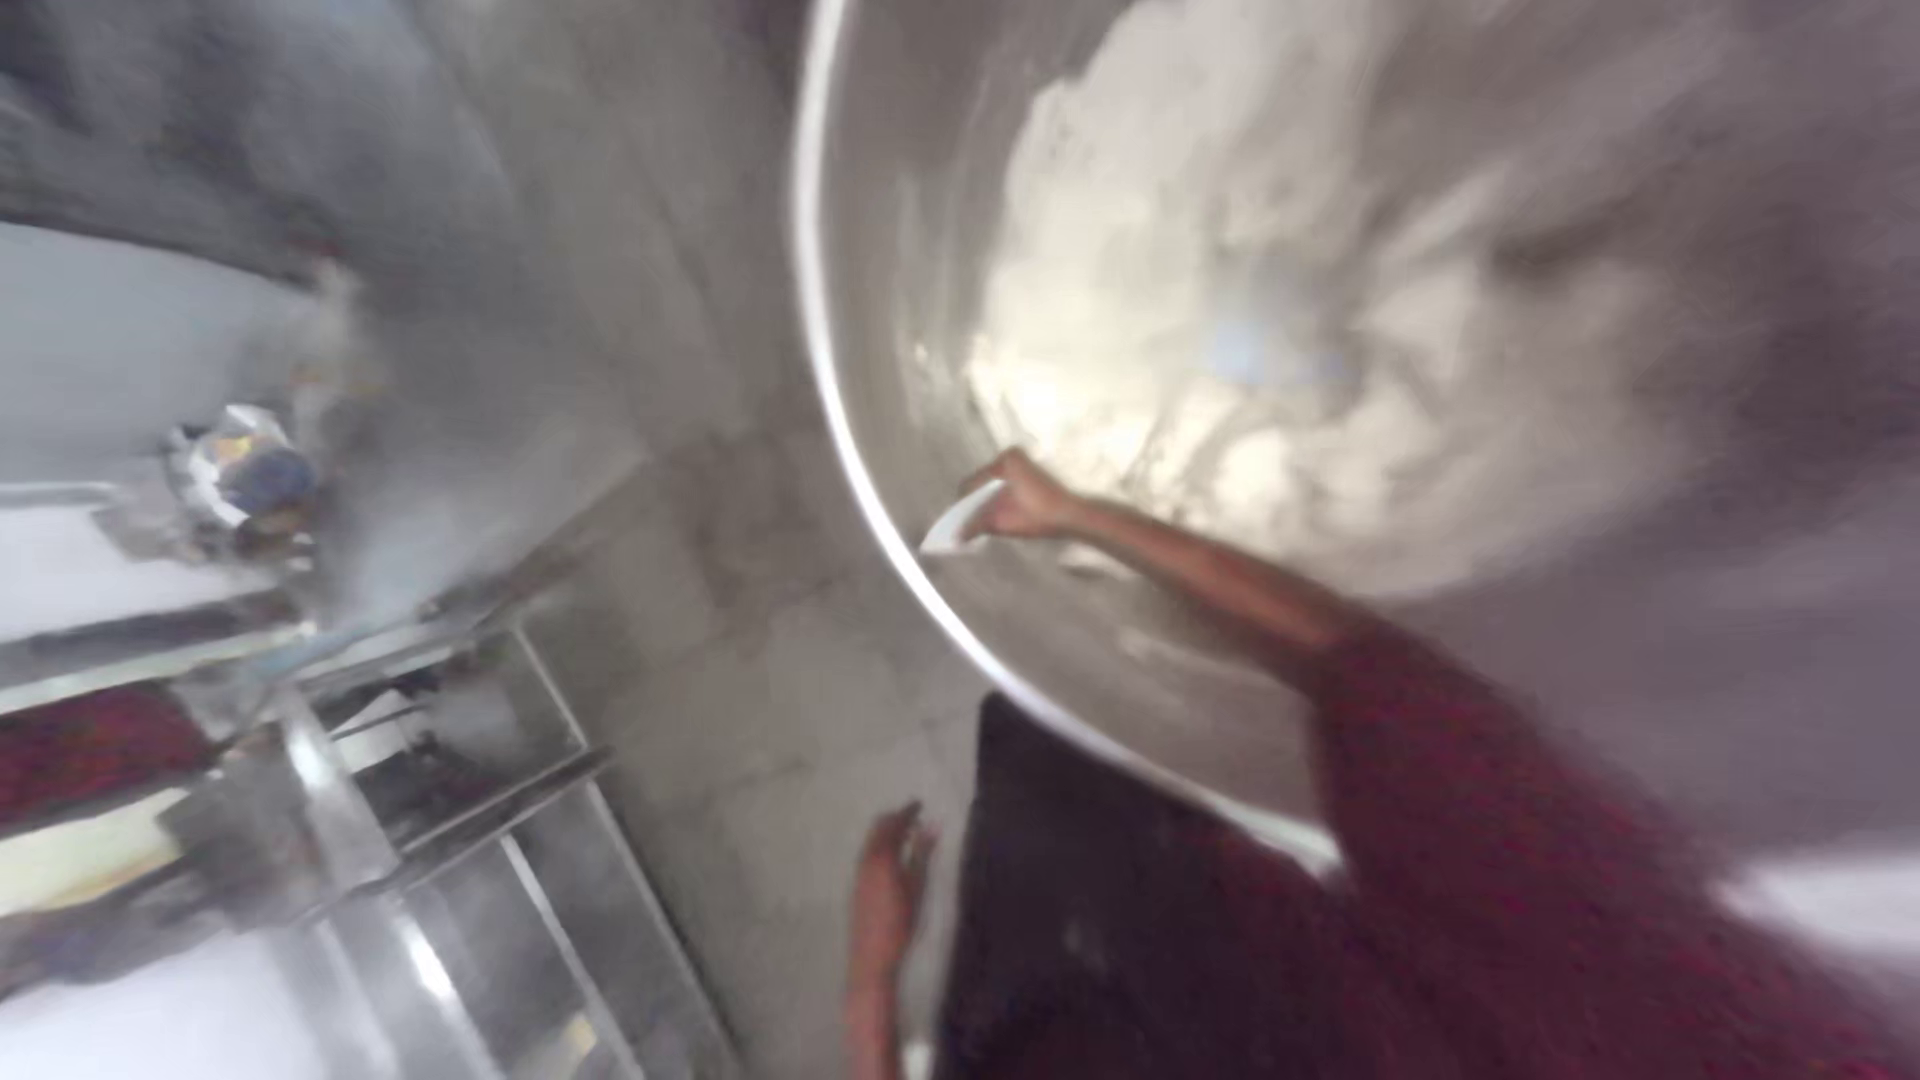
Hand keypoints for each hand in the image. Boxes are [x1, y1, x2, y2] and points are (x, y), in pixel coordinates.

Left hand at [848, 802, 937, 991]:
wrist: (872, 957)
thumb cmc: (900, 922)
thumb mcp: (917, 886)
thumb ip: (923, 853)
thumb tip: (933, 826)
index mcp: (881, 856)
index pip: (894, 823)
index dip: (907, 811)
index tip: (920, 803)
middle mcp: (866, 858)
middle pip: (879, 827)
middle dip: (896, 817)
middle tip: (914, 816)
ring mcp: (859, 871)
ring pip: (872, 838)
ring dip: (887, 830)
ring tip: (907, 833)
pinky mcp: (857, 883)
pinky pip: (868, 850)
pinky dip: (881, 843)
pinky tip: (893, 854)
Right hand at [961, 448, 1083, 539]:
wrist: (1074, 517)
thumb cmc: (1039, 516)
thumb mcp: (1002, 522)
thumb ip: (975, 526)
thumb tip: (957, 536)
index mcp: (1004, 461)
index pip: (972, 484)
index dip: (962, 506)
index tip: (956, 524)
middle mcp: (1012, 457)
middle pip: (982, 484)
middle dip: (974, 506)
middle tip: (967, 526)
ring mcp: (1022, 464)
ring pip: (994, 487)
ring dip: (987, 505)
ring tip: (980, 525)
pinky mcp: (1030, 475)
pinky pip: (1006, 488)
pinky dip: (999, 502)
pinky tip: (998, 517)